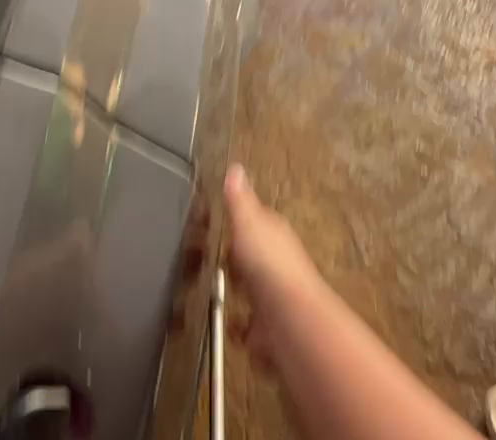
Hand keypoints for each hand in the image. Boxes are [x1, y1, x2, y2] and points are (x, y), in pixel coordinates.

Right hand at [223, 164, 324, 368]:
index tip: (215, 225)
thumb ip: (239, 199)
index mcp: (274, 234)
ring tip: (216, 296)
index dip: (238, 224)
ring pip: (251, 291)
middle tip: (208, 263)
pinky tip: (230, 327)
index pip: (256, 223)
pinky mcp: (269, 327)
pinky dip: (240, 329)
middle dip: (235, 262)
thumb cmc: (266, 263)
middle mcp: (277, 263)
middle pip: (252, 258)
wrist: (287, 316)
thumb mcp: (247, 222)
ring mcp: (274, 296)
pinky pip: (248, 326)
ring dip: (236, 295)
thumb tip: (235, 167)